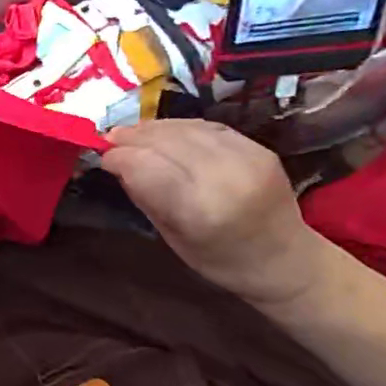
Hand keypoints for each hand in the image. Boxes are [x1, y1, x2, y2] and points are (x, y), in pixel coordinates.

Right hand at [98, 120, 327, 305]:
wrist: (283, 258)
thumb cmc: (217, 259)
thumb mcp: (169, 235)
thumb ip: (144, 195)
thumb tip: (116, 163)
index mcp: (199, 211)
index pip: (147, 167)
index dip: (119, 157)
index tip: (102, 158)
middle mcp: (226, 178)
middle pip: (166, 141)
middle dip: (132, 138)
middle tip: (110, 139)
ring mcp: (247, 159)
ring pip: (187, 128)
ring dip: (153, 128)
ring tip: (132, 133)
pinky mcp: (259, 148)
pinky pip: (209, 127)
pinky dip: (179, 126)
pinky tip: (163, 132)